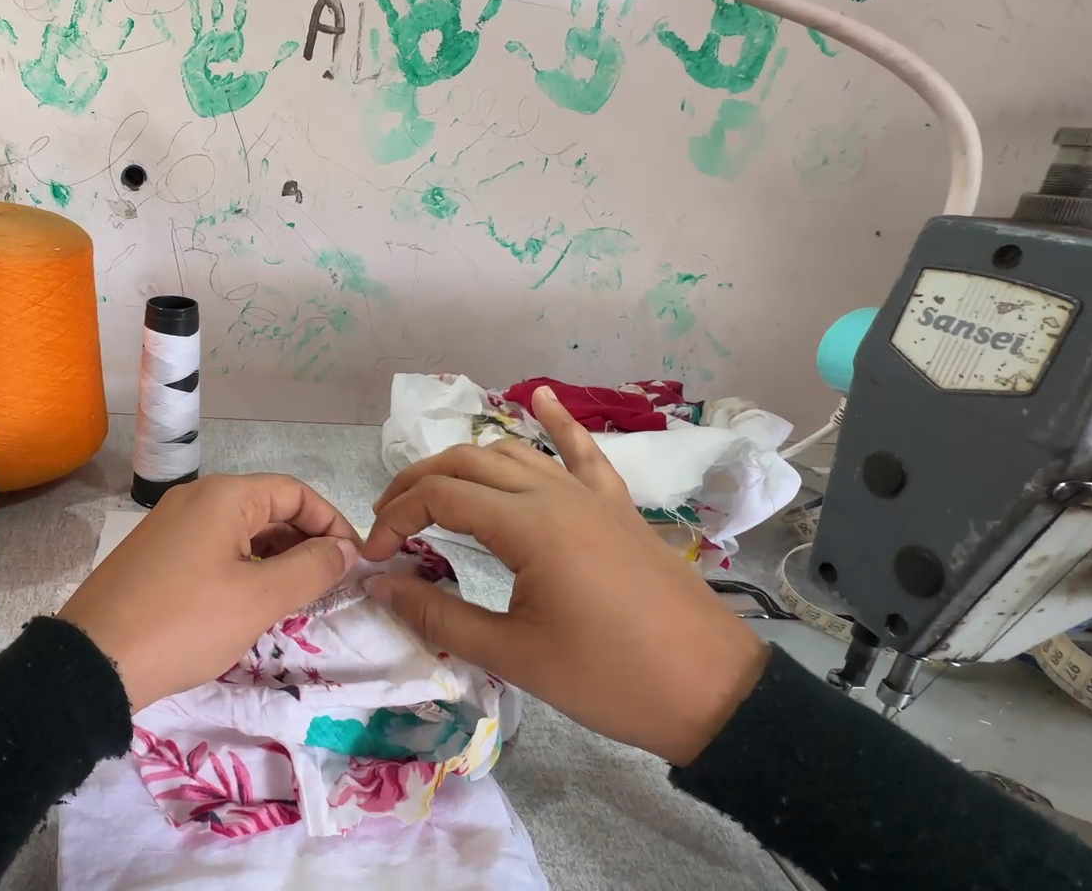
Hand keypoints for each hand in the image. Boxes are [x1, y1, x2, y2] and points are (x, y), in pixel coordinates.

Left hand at [59, 475, 359, 711]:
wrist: (95, 659)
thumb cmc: (186, 623)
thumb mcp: (258, 599)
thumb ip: (310, 569)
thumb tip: (345, 549)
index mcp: (222, 496)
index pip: (294, 492)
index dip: (331, 522)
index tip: (354, 561)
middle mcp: (195, 499)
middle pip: (266, 507)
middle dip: (304, 540)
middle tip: (329, 583)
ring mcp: (170, 525)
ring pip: (239, 529)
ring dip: (274, 555)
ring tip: (297, 596)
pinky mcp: (155, 553)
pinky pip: (212, 547)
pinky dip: (242, 565)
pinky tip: (251, 600)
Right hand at [362, 387, 768, 765]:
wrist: (717, 695)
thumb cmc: (610, 679)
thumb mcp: (513, 655)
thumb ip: (437, 613)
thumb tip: (378, 583)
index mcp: (528, 526)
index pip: (438, 497)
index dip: (395, 518)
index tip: (374, 555)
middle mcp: (555, 494)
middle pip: (465, 463)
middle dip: (415, 484)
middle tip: (387, 520)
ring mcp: (590, 495)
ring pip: (510, 453)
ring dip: (462, 463)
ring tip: (432, 490)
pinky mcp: (618, 506)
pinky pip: (582, 452)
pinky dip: (556, 422)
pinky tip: (539, 396)